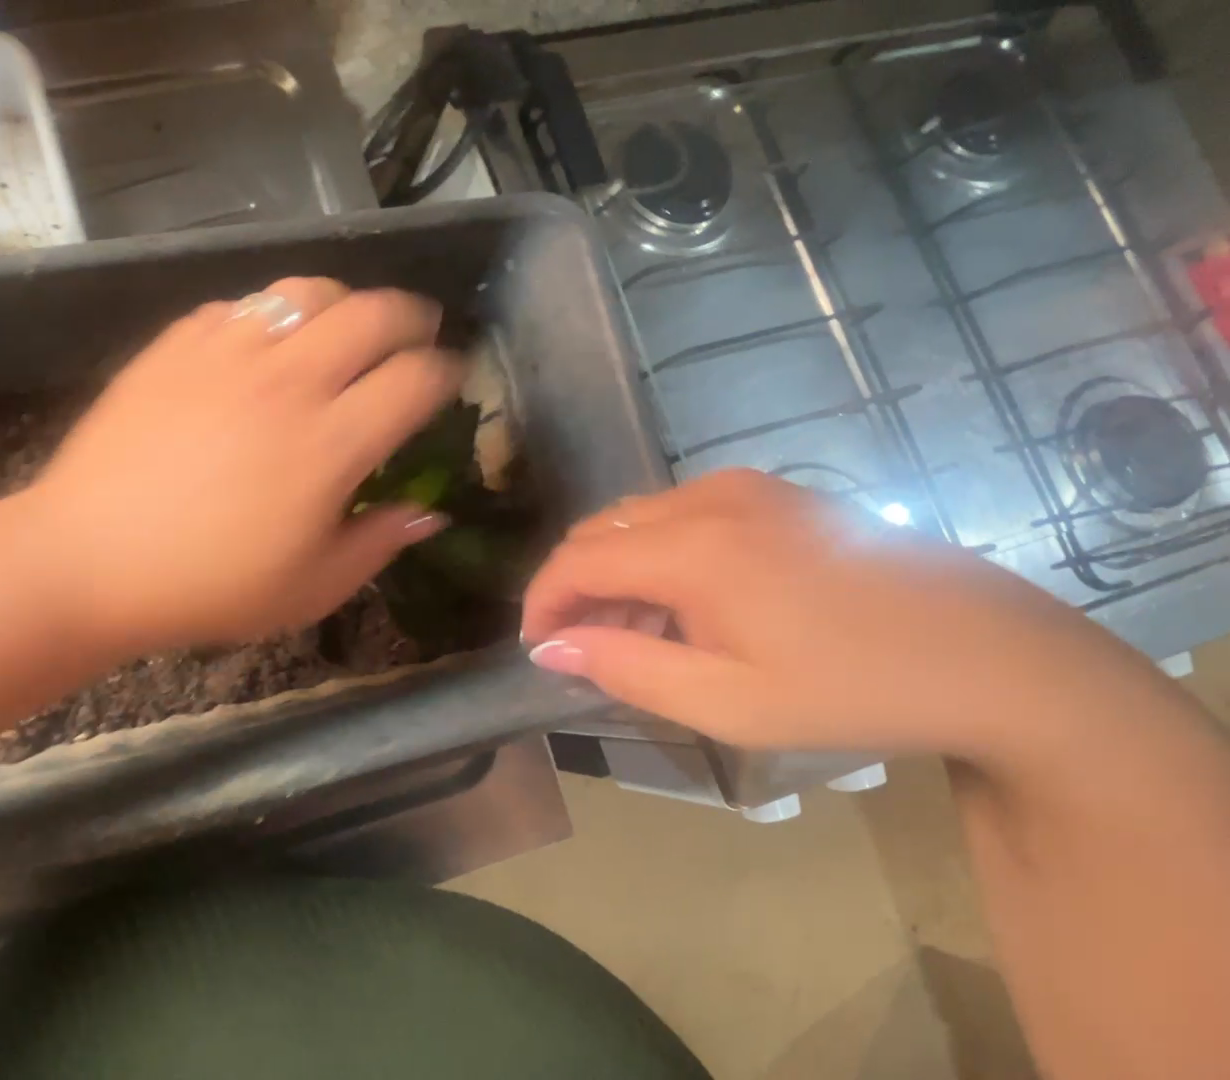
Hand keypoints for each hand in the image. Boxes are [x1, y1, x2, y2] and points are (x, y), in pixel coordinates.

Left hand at [27, 278, 462, 651]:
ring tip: (345, 326)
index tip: (448, 384)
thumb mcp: (309, 589)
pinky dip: (269, 316)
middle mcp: (288, 379)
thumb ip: (377, 543)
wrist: (89, 559)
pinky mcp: (176, 344)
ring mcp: (226, 353)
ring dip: (343, 302)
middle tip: (415, 336)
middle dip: (412, 318)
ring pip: (307, 292)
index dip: (446, 374)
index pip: (417, 379)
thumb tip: (428, 512)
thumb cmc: (206, 587)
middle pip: (375, 313)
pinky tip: (264, 344)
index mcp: (330, 441)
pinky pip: (240, 306)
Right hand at [519, 469, 1195, 762]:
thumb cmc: (853, 690)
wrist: (997, 657)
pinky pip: (682, 513)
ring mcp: (747, 488)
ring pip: (637, 519)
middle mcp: (709, 499)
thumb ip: (626, 669)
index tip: (536, 649)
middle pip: (600, 531)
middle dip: (576, 587)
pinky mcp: (776, 493)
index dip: (541, 602)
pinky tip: (690, 604)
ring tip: (641, 634)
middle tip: (588, 649)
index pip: (576, 561)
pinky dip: (658, 553)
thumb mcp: (728, 703)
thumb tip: (549, 646)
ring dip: (617, 571)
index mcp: (694, 547)